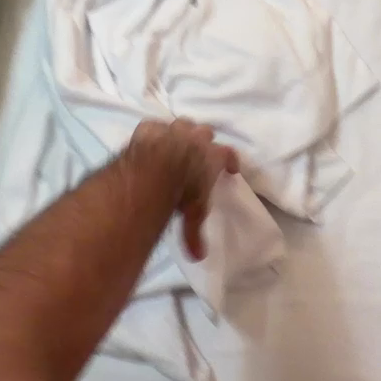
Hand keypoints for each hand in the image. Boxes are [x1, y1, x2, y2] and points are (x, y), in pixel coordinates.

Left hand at [119, 118, 238, 260]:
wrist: (153, 171)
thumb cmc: (181, 192)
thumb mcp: (193, 214)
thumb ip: (194, 233)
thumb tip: (198, 257)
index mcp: (212, 157)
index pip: (229, 154)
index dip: (231, 160)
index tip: (231, 169)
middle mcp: (195, 139)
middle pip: (205, 132)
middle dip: (203, 141)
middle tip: (199, 154)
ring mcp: (172, 131)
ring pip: (182, 124)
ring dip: (181, 133)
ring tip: (177, 144)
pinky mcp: (149, 129)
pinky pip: (153, 126)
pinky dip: (153, 132)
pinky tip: (151, 140)